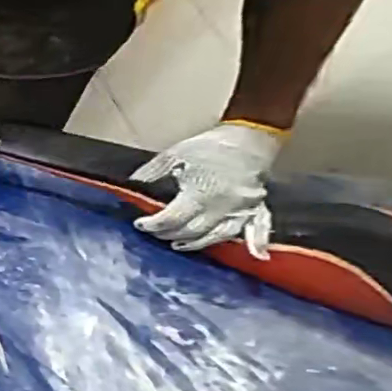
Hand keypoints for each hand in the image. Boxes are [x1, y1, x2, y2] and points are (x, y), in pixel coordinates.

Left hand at [130, 121, 280, 257]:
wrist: (250, 135)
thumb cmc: (207, 147)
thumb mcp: (171, 157)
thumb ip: (149, 174)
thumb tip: (130, 187)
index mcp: (202, 193)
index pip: (173, 219)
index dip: (152, 225)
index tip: (139, 224)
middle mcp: (225, 204)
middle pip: (194, 230)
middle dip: (170, 234)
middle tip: (155, 233)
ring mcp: (245, 206)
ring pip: (221, 234)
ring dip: (199, 243)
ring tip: (178, 245)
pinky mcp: (258, 204)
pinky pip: (261, 226)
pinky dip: (258, 241)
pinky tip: (257, 255)